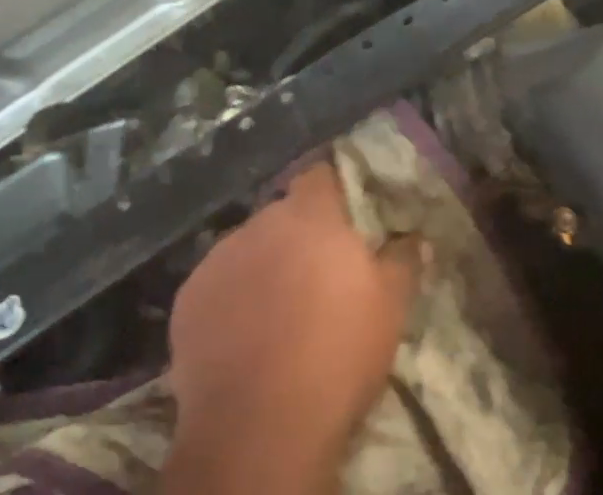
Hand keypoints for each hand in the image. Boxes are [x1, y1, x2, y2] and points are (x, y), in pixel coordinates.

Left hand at [163, 161, 427, 494]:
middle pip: (283, 216)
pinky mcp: (187, 300)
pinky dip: (231, 301)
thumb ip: (403, 261)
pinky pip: (217, 286)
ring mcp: (217, 260)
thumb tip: (415, 237)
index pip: (320, 176)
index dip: (333, 191)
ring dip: (263, 268)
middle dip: (299, 237)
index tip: (346, 216)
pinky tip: (244, 337)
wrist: (258, 426)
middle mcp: (259, 224)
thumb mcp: (391, 308)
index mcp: (310, 216)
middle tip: (320, 276)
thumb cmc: (338, 355)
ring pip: (248, 250)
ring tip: (279, 313)